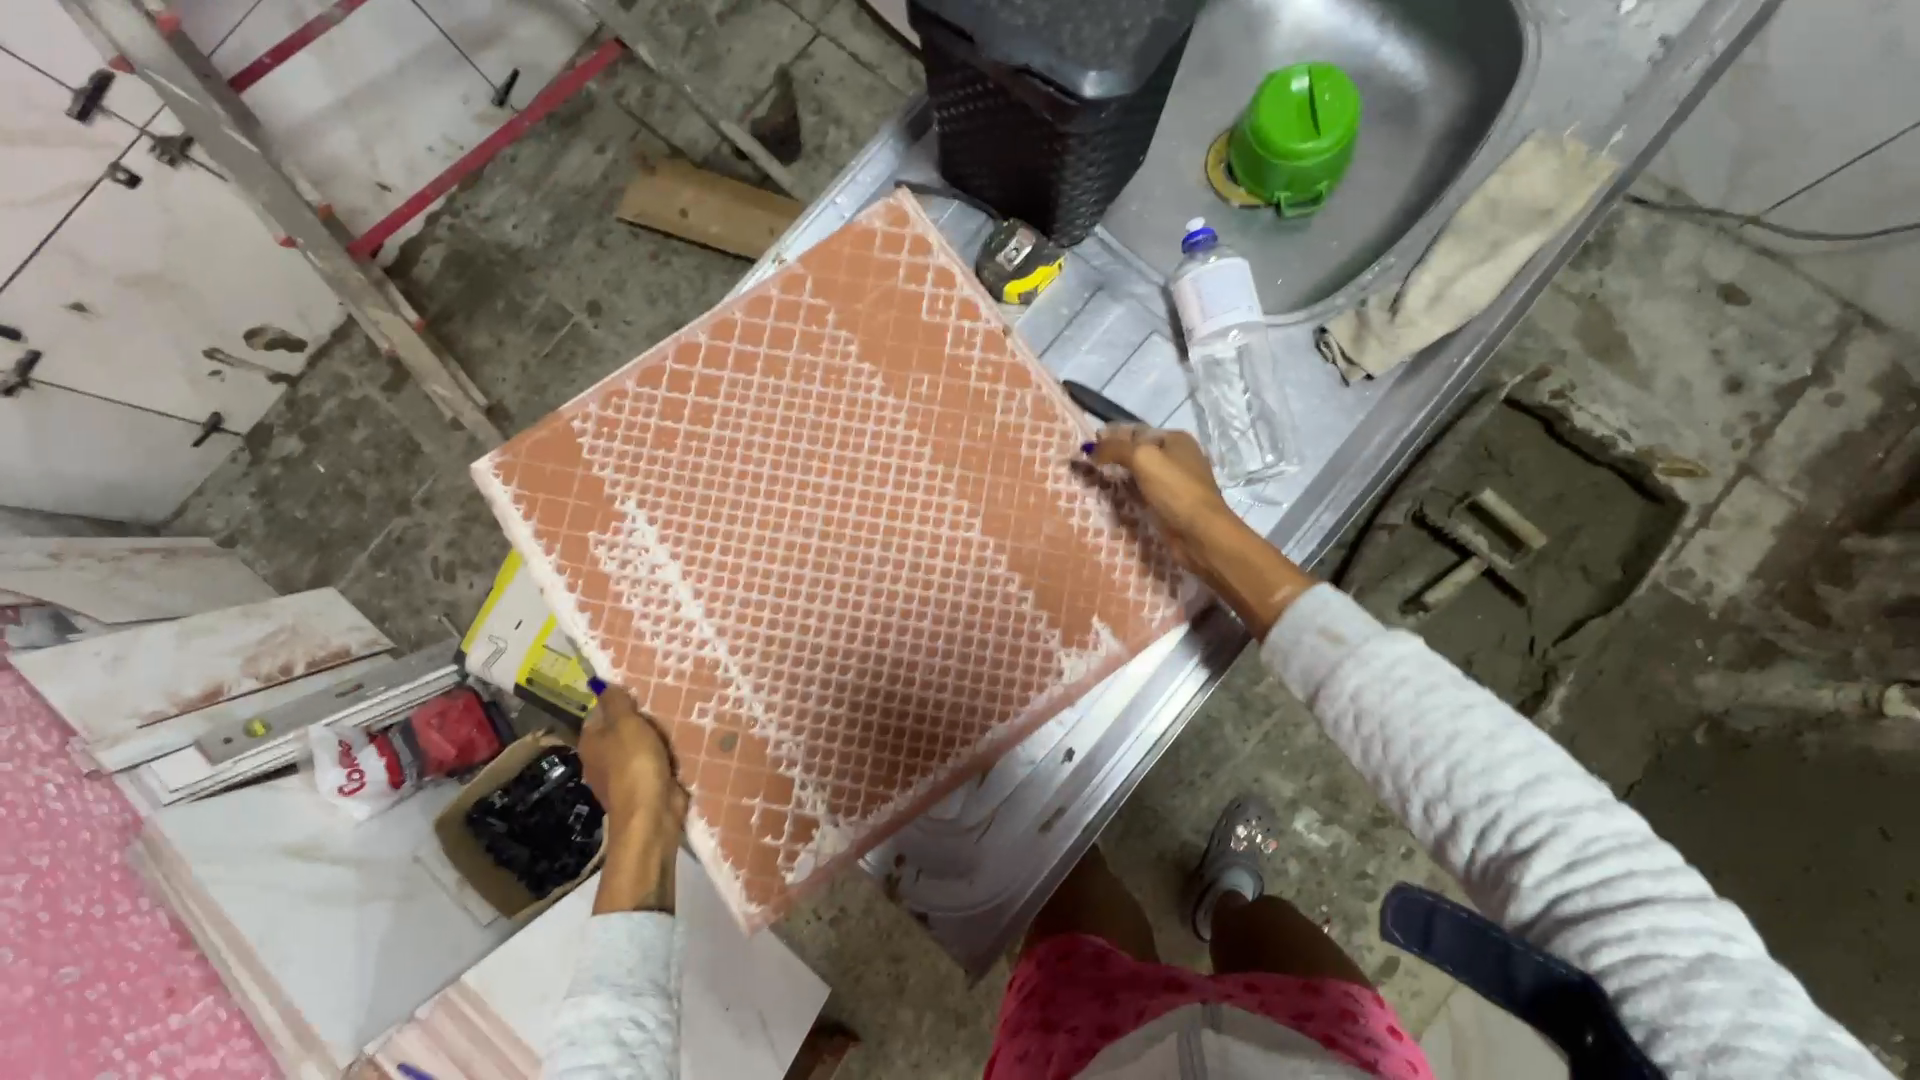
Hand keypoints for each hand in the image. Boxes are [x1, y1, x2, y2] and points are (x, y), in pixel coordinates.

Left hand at [579, 686, 686, 913]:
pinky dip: (665, 757)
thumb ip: (616, 703)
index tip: (641, 693)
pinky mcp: (645, 787)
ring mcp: (623, 776)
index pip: (599, 713)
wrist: (652, 813)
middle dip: (641, 721)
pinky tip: (680, 748)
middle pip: (621, 730)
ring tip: (676, 722)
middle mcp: (601, 759)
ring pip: (640, 747)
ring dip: (656, 739)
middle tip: (662, 706)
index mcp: (591, 742)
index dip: (619, 702)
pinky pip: (655, 764)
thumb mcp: (626, 724)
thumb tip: (602, 684)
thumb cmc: (634, 763)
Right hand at [1091, 424, 1314, 638]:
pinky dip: (1127, 492)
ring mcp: (1174, 482)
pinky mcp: (1169, 504)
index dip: (1111, 435)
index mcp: (1175, 439)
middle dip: (1113, 455)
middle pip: (1137, 451)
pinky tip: (1112, 496)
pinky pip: (1142, 492)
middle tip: (1086, 463)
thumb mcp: (1143, 458)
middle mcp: (1176, 457)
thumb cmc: (1175, 490)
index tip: (1086, 446)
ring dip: (1118, 475)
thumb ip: (1115, 448)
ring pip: (1139, 473)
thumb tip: (1090, 448)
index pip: (1135, 431)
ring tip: (1093, 479)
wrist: (1201, 533)